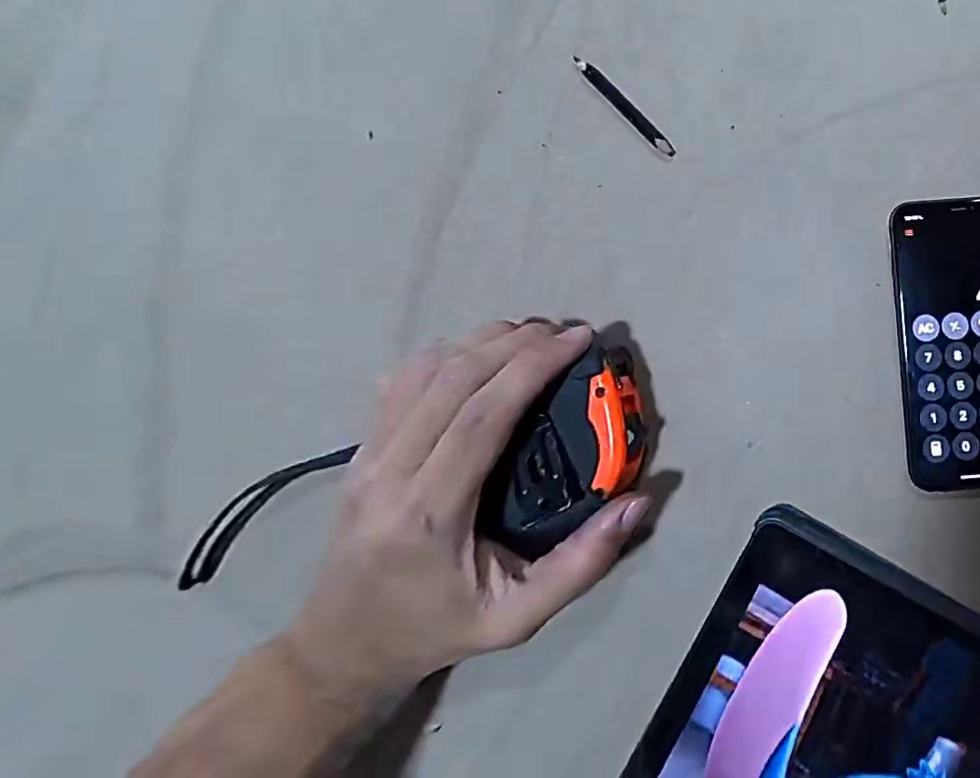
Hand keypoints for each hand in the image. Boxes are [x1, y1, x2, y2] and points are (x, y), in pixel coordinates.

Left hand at [279, 320, 651, 704]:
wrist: (341, 649)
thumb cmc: (438, 628)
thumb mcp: (519, 617)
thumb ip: (583, 563)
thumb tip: (638, 502)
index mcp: (428, 514)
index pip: (482, 415)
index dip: (534, 365)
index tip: (579, 340)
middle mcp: (388, 474)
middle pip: (454, 379)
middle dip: (518, 342)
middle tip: (567, 331)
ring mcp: (365, 457)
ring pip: (426, 369)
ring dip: (484, 340)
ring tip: (535, 334)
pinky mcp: (359, 449)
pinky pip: (403, 380)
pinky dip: (451, 351)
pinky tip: (484, 351)